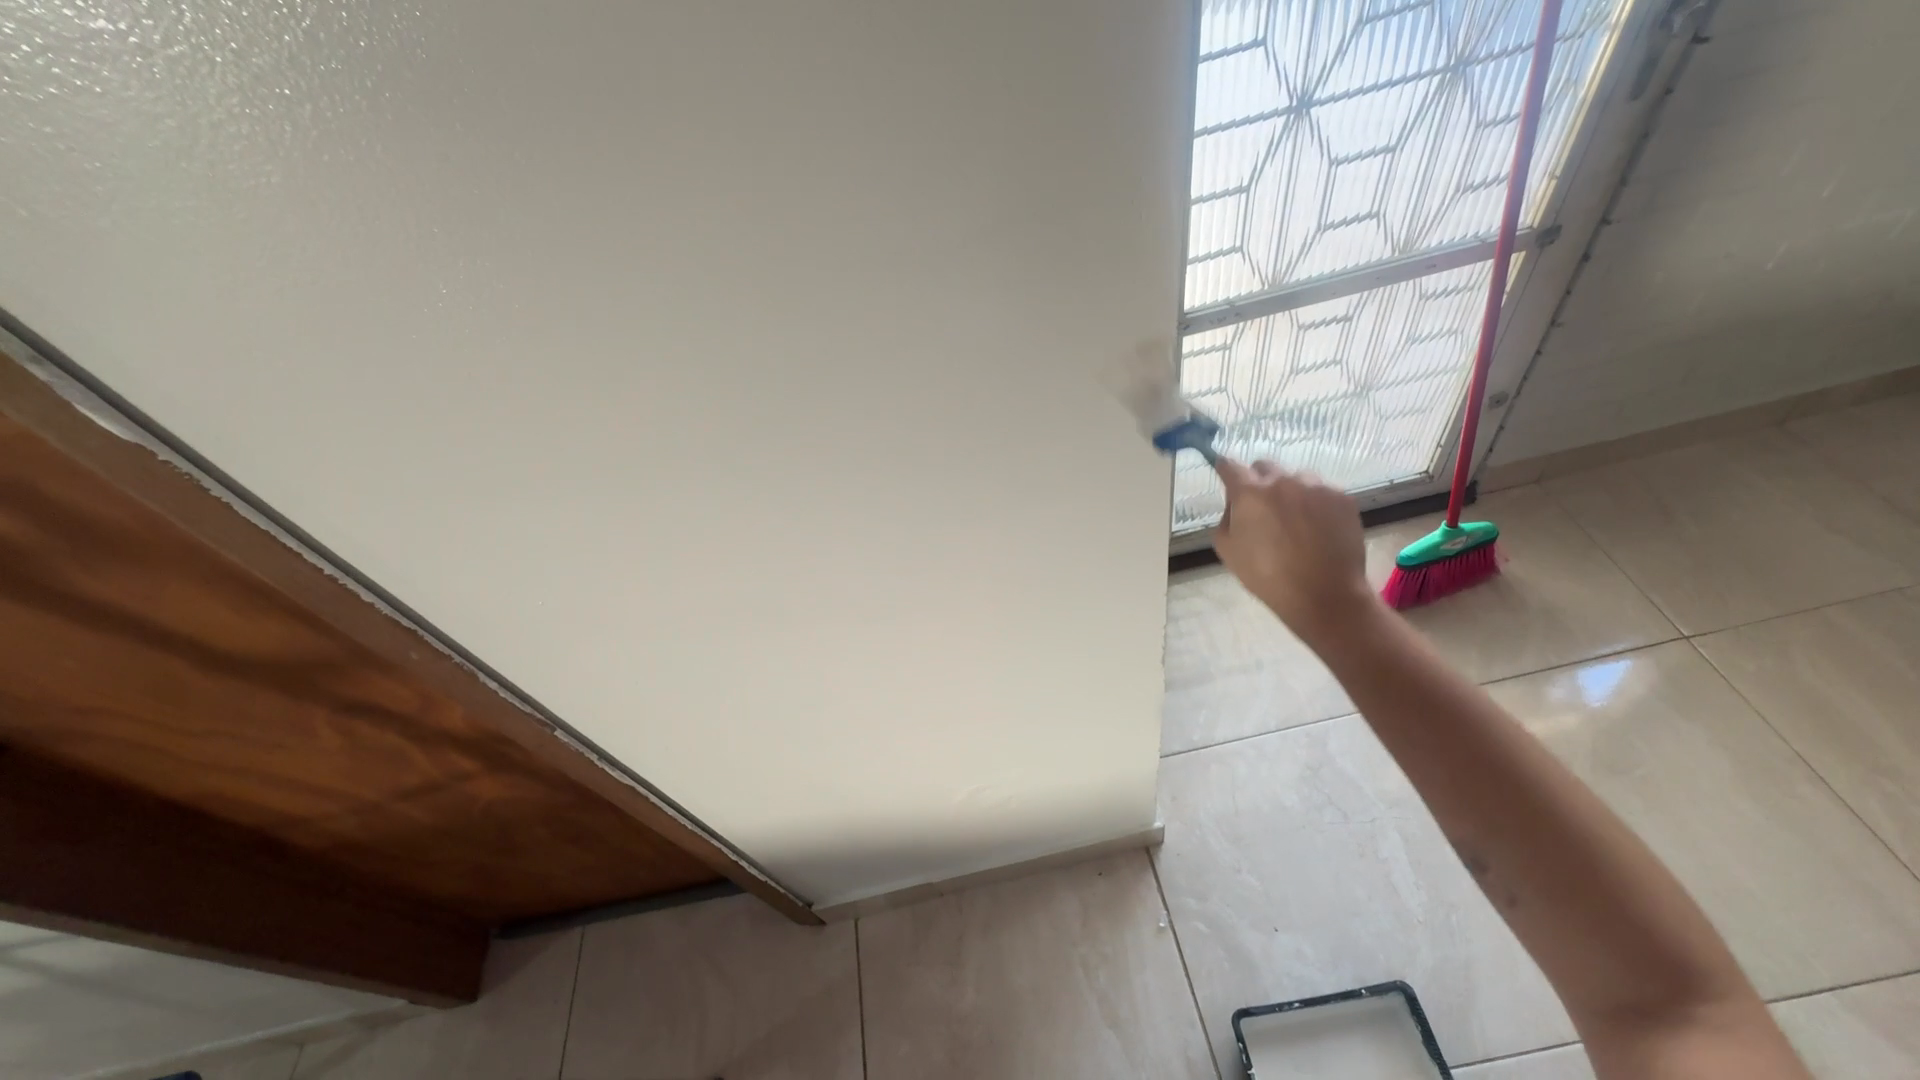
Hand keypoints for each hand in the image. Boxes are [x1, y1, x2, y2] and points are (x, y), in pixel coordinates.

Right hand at [1211, 457, 1375, 641]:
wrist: (1323, 593)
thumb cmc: (1267, 577)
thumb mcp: (1227, 551)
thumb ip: (1226, 518)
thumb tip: (1236, 504)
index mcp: (1249, 493)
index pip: (1230, 466)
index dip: (1225, 469)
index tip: (1226, 476)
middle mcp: (1282, 481)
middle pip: (1265, 466)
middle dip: (1259, 481)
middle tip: (1264, 508)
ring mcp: (1316, 486)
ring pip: (1296, 478)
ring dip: (1291, 492)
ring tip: (1297, 521)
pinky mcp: (1341, 496)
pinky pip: (1322, 491)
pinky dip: (1316, 504)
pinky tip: (1318, 528)